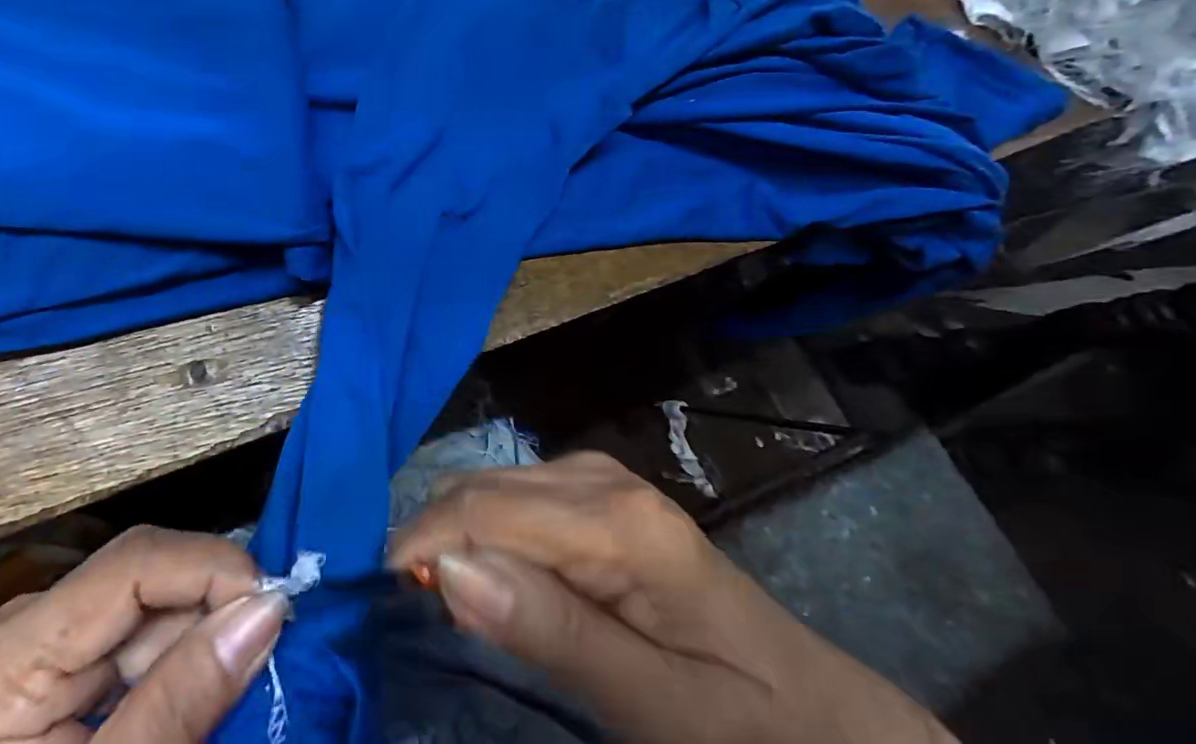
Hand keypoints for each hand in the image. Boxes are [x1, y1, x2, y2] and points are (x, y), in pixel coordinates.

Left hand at [0, 526, 287, 743]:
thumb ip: (180, 701)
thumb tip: (268, 608)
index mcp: (0, 665)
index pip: (130, 565)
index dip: (212, 568)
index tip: (276, 610)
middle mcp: (16, 639)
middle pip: (144, 583)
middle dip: (214, 611)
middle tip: (269, 657)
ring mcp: (37, 660)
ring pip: (152, 612)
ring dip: (206, 641)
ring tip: (236, 691)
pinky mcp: (59, 684)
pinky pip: (140, 648)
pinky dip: (185, 667)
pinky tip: (204, 699)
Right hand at [388, 452, 954, 743]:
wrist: (814, 705)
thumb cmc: (739, 717)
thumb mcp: (648, 701)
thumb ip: (549, 629)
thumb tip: (449, 568)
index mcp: (617, 521)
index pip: (487, 508)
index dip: (423, 543)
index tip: (381, 593)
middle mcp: (602, 477)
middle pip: (485, 487)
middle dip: (433, 536)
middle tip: (407, 606)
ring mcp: (602, 478)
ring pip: (495, 485)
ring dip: (455, 532)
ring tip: (439, 597)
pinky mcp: (601, 493)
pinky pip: (519, 496)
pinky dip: (486, 529)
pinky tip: (488, 576)